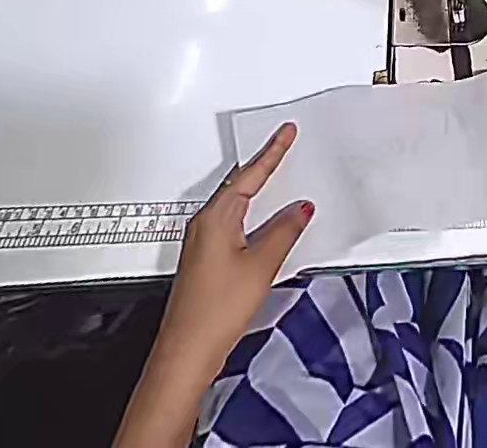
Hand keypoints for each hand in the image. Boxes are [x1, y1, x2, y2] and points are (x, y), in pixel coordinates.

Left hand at [113, 123, 310, 447]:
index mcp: (217, 217)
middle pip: (239, 183)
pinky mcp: (206, 258)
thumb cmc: (214, 311)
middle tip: (283, 144)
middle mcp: (205, 224)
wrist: (186, 354)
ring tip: (277, 172)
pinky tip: (264, 218)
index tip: (286, 132)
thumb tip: (301, 208)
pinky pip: (233, 220)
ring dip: (258, 187)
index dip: (272, 151)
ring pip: (236, 202)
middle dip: (263, 164)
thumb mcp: (262, 263)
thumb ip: (285, 230)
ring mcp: (203, 241)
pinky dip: (252, 210)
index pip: (250, 174)